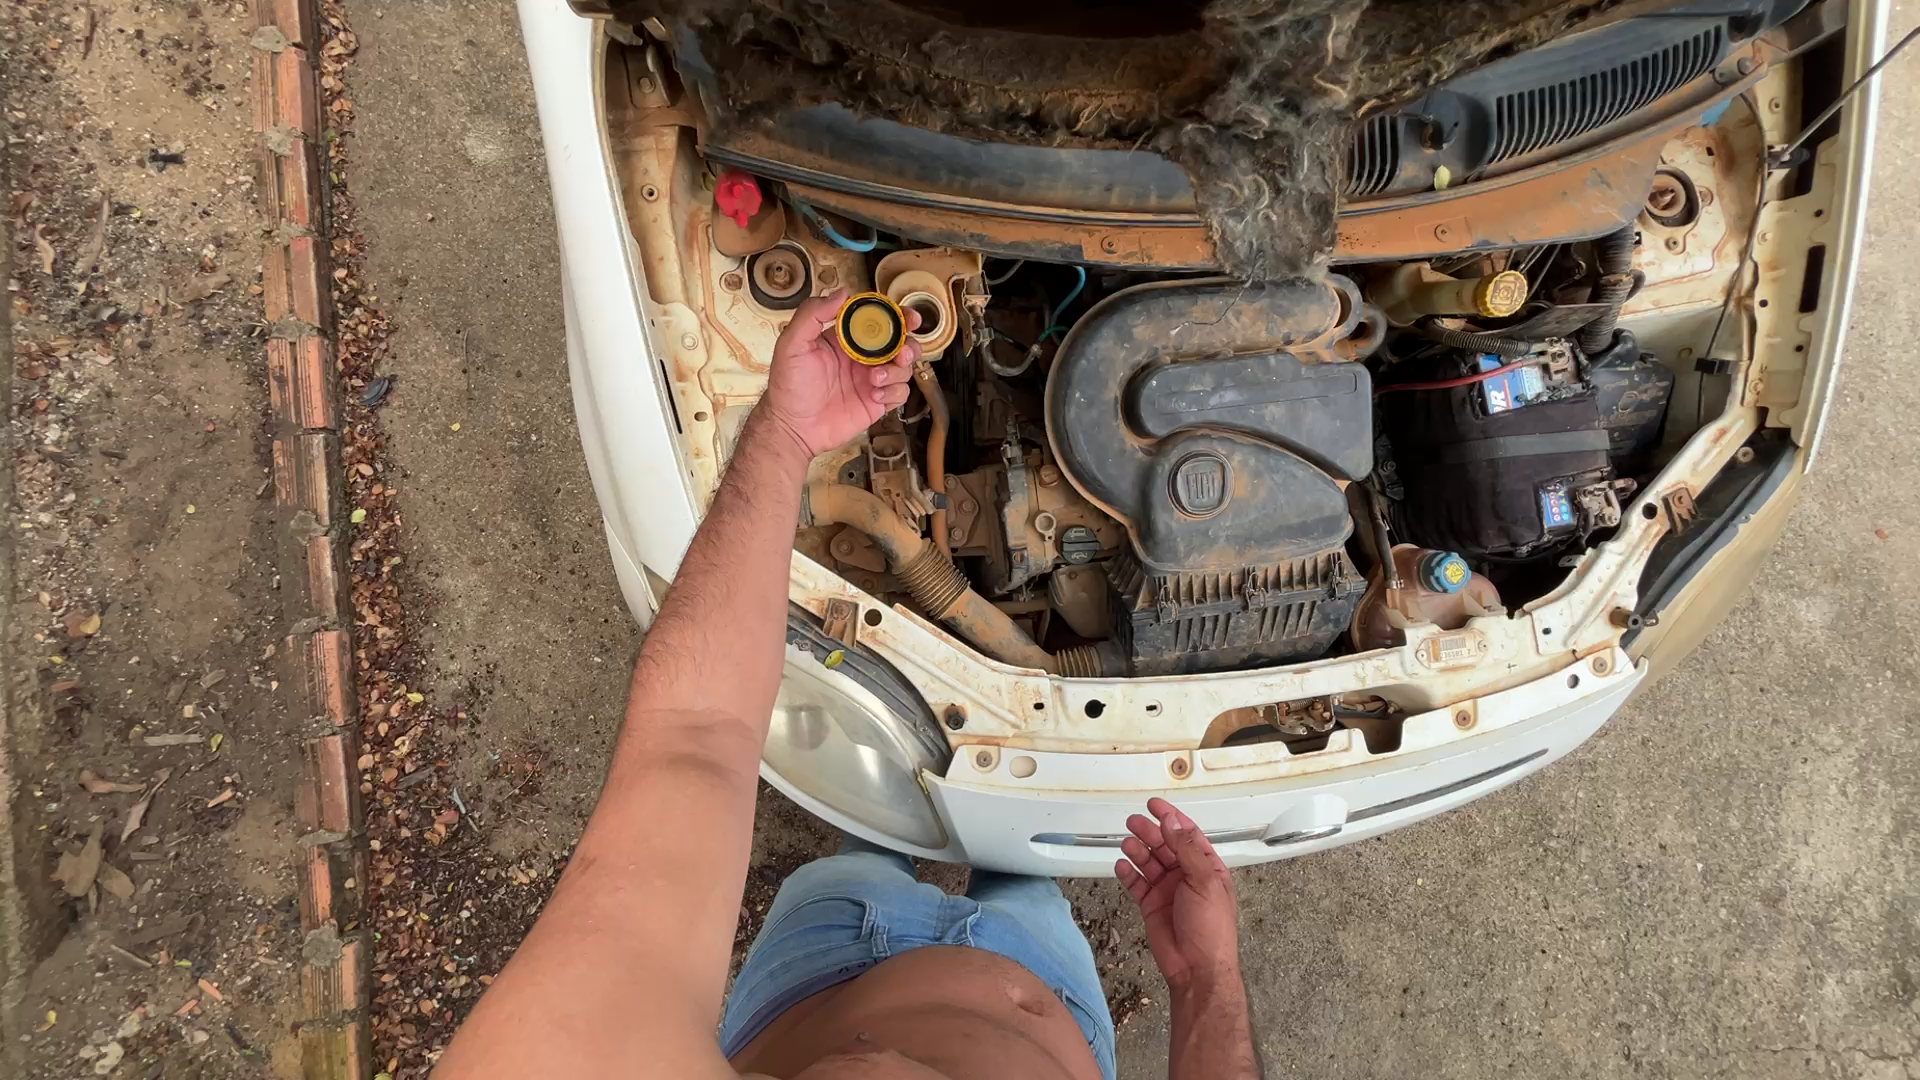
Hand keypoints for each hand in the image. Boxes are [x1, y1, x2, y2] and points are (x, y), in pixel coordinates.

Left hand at [762, 287, 919, 458]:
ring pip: (904, 368)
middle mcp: (862, 358)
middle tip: (903, 351)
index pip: (876, 320)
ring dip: (897, 371)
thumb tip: (841, 294)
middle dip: (908, 344)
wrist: (793, 427)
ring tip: (876, 379)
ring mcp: (871, 380)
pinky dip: (894, 392)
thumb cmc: (788, 387)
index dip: (895, 315)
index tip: (906, 316)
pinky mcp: (877, 402)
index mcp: (845, 339)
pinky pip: (900, 393)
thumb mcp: (792, 344)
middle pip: (899, 343)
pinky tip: (875, 395)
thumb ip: (812, 314)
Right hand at [1115, 797, 1240, 994]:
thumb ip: (1185, 848)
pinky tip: (1122, 866)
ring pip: (1149, 861)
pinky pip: (1136, 883)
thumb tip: (1171, 821)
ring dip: (1138, 850)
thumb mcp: (1204, 881)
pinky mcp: (1151, 904)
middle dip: (1150, 831)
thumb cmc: (1210, 928)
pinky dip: (1128, 873)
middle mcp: (1186, 875)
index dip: (1172, 818)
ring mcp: (1168, 889)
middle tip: (1133, 822)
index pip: (1188, 834)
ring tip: (1128, 844)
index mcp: (1207, 868)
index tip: (1154, 805)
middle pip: (1164, 845)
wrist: (1196, 971)